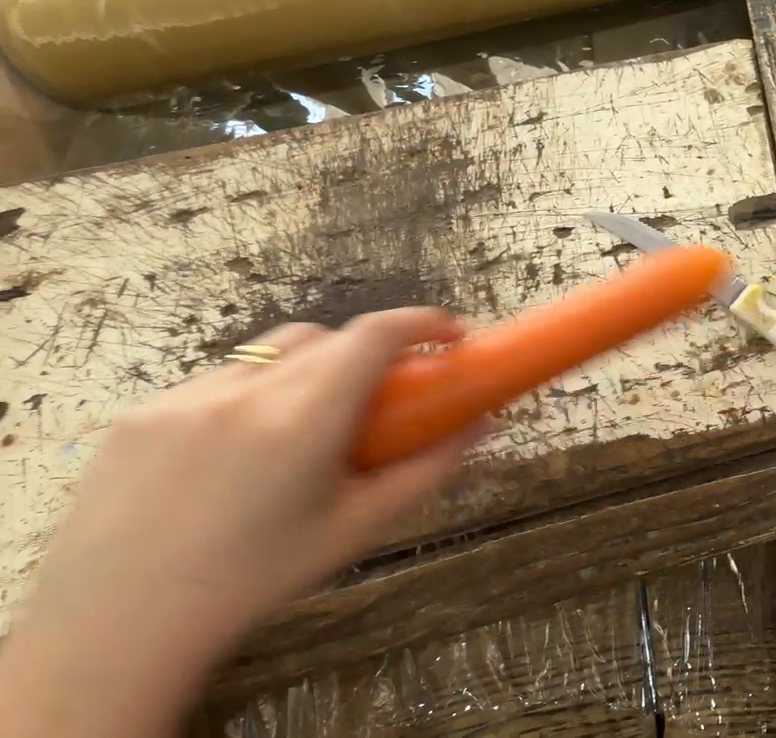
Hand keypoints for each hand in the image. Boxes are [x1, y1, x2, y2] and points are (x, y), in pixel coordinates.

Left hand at [0, 308, 480, 735]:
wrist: (113, 632)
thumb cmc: (256, 577)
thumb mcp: (360, 525)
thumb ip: (430, 466)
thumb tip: (485, 422)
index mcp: (302, 419)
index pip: (374, 335)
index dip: (422, 321)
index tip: (451, 334)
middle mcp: (243, 394)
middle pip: (329, 336)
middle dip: (370, 350)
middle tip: (386, 392)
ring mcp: (182, 400)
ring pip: (273, 351)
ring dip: (312, 365)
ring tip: (311, 419)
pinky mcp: (138, 414)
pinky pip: (219, 378)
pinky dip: (254, 390)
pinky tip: (244, 445)